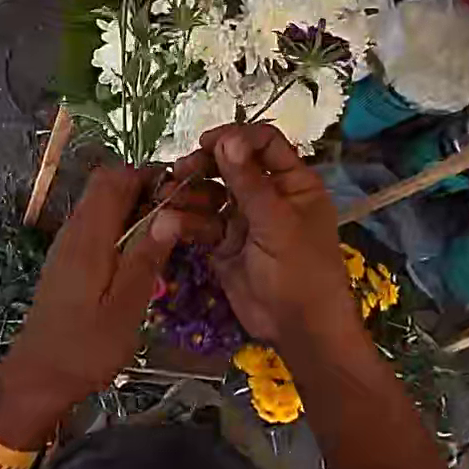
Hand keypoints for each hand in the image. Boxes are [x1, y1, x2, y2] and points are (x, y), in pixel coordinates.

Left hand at [0, 165, 221, 449]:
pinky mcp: (66, 258)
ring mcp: (67, 243)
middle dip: (142, 186)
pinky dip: (118, 221)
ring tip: (164, 229)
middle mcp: (74, 231)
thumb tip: (171, 214)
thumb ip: (146, 258)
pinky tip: (138, 249)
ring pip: (99, 201)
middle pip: (105, 184)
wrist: (39, 376)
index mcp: (89, 237)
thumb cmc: (86, 348)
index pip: (114, 179)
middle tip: (176, 211)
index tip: (179, 194)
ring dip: (131, 203)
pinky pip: (94, 222)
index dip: (148, 176)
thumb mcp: (126, 308)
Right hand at [173, 124, 360, 352]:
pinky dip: (184, 222)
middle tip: (181, 170)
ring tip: (167, 195)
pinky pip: (201, 224)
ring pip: (211, 194)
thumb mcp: (276, 221)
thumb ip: (248, 180)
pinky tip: (169, 223)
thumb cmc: (301, 270)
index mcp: (292, 183)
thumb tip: (227, 139)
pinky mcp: (224, 244)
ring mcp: (244, 220)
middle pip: (230, 165)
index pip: (264, 144)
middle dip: (204, 165)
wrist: (299, 330)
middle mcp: (267, 195)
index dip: (236, 138)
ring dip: (188, 193)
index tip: (207, 144)